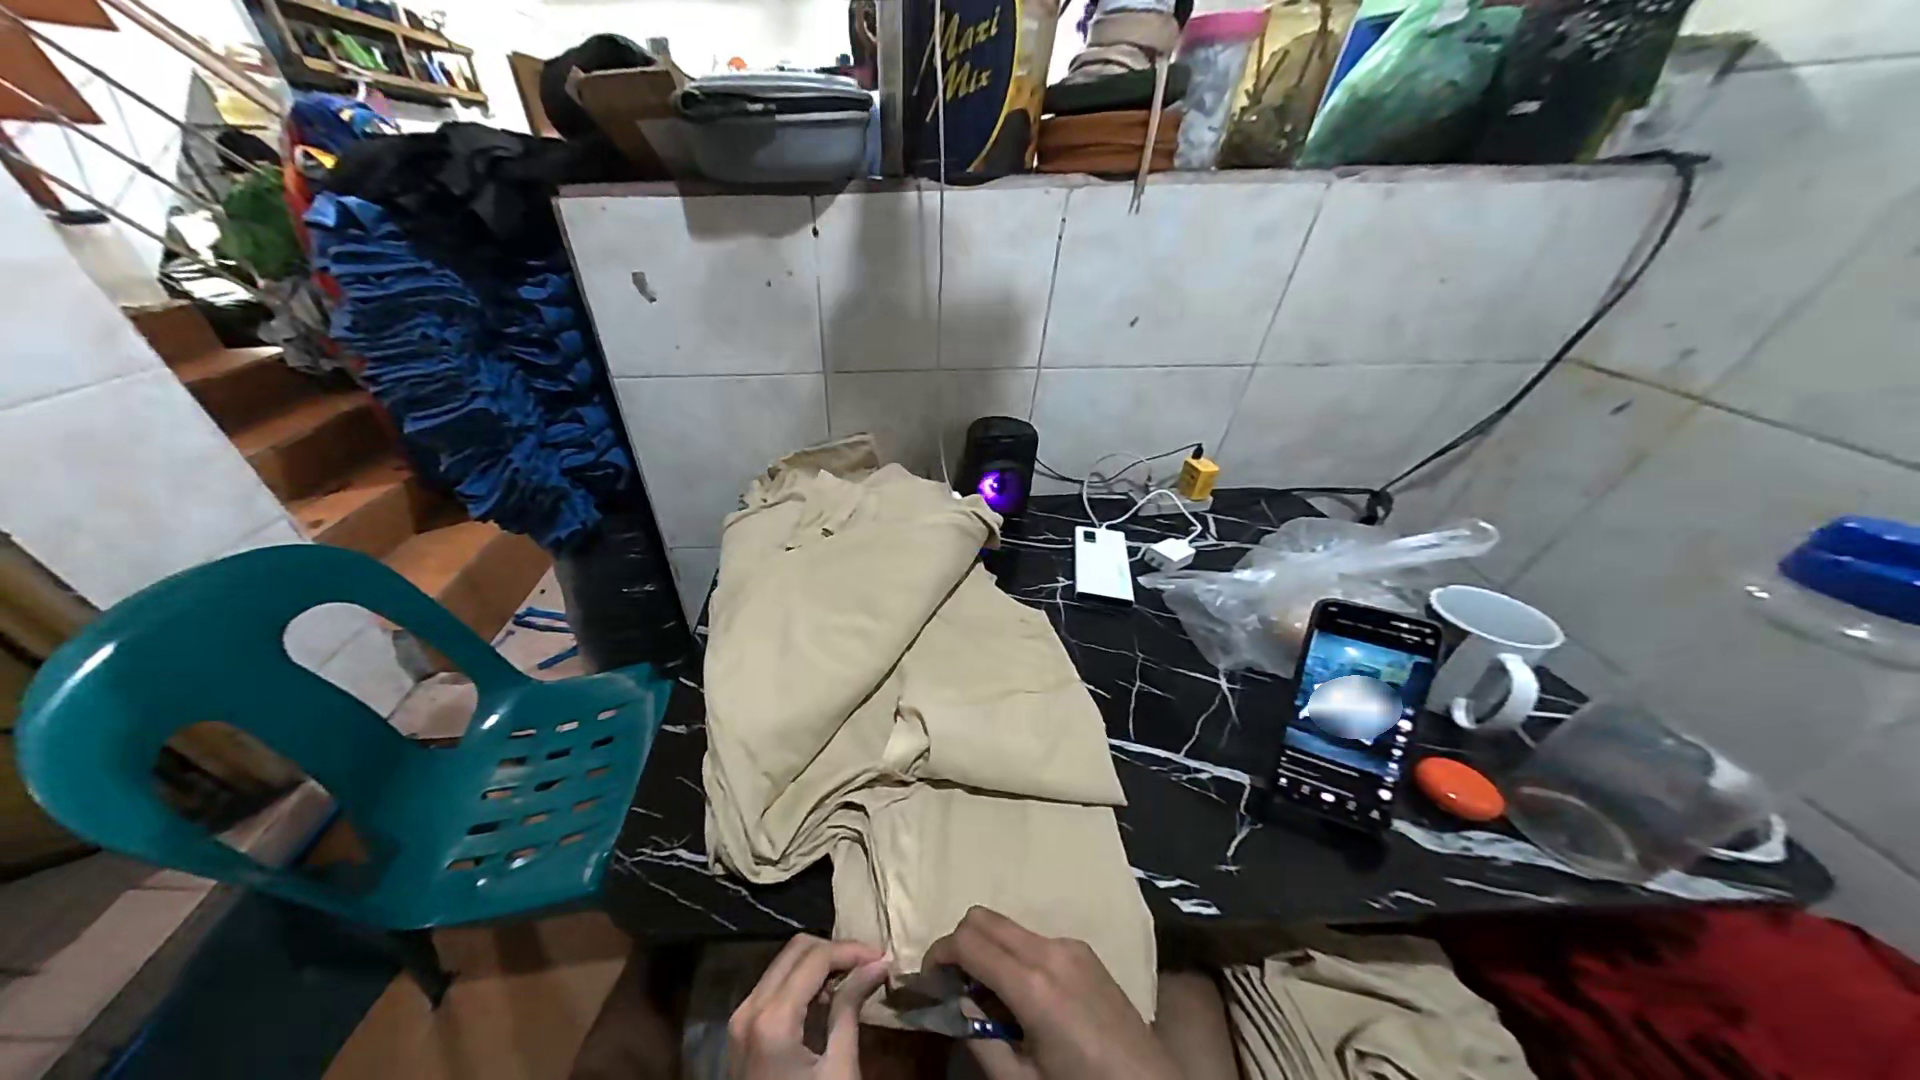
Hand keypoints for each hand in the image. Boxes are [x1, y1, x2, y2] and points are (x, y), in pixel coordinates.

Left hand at [727, 934, 890, 1079]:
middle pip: (797, 949)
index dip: (852, 950)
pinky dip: (803, 981)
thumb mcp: (838, 1069)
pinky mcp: (741, 1031)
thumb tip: (878, 964)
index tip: (883, 958)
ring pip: (784, 963)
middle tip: (869, 964)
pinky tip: (828, 997)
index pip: (816, 957)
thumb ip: (851, 1008)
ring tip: (854, 978)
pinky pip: (774, 985)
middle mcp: (749, 1008)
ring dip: (819, 963)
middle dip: (836, 951)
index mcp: (772, 1018)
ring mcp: (740, 1019)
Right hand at [924, 907, 1177, 1079]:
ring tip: (988, 996)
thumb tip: (954, 1002)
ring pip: (1008, 925)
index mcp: (1032, 983)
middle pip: (983, 918)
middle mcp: (1050, 949)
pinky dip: (1014, 954)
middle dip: (958, 944)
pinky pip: (1034, 938)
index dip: (938, 954)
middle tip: (952, 985)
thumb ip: (980, 1038)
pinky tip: (1023, 995)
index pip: (967, 941)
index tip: (928, 981)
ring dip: (987, 948)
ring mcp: (1070, 945)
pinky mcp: (1085, 950)